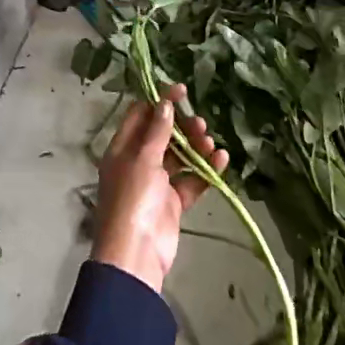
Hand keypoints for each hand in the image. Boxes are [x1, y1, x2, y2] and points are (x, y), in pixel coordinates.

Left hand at [92, 84, 229, 292]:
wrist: (136, 254)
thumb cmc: (133, 199)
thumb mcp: (143, 159)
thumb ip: (157, 131)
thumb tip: (164, 103)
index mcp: (122, 149)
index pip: (140, 116)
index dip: (160, 101)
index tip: (182, 90)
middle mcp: (138, 162)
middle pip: (163, 135)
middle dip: (182, 126)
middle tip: (200, 123)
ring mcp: (157, 183)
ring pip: (180, 156)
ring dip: (196, 146)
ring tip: (211, 143)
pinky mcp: (173, 202)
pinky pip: (192, 180)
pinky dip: (206, 170)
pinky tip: (222, 160)